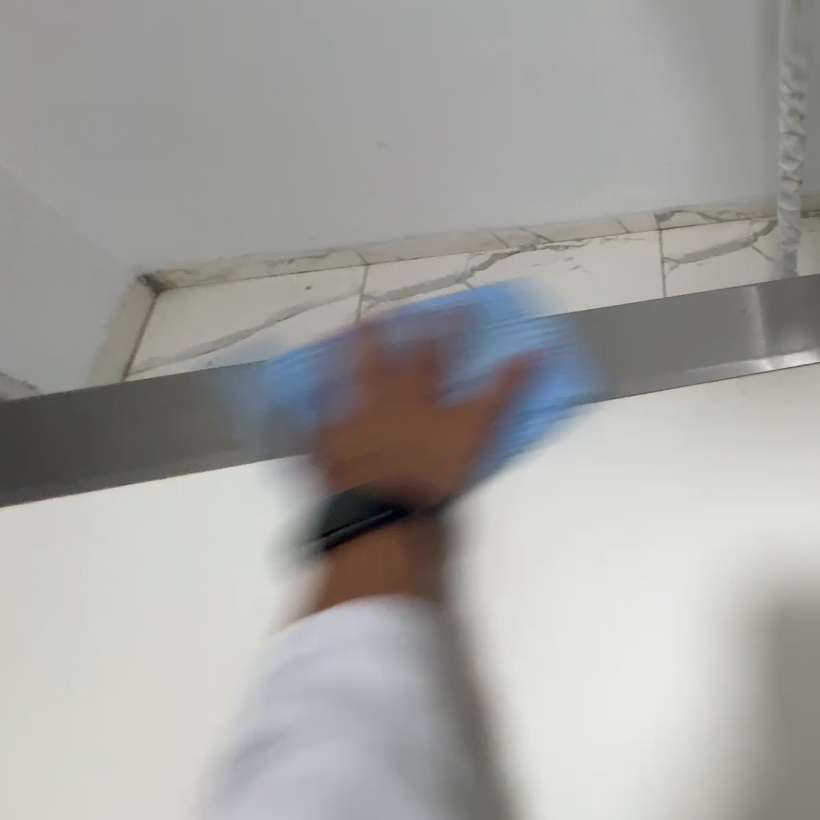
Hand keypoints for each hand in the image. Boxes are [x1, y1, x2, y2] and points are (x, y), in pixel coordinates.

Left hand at [313, 320, 531, 505]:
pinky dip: (296, 412)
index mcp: (416, 392)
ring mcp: (345, 423)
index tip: (458, 306)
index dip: (448, 326)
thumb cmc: (436, 468)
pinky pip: (303, 426)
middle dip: (382, 333)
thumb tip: (533, 353)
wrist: (384, 512)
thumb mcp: (479, 427)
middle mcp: (377, 399)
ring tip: (331, 339)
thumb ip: (503, 389)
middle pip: (377, 357)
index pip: (435, 349)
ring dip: (334, 359)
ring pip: (335, 382)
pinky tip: (286, 402)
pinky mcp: (323, 449)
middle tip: (380, 312)